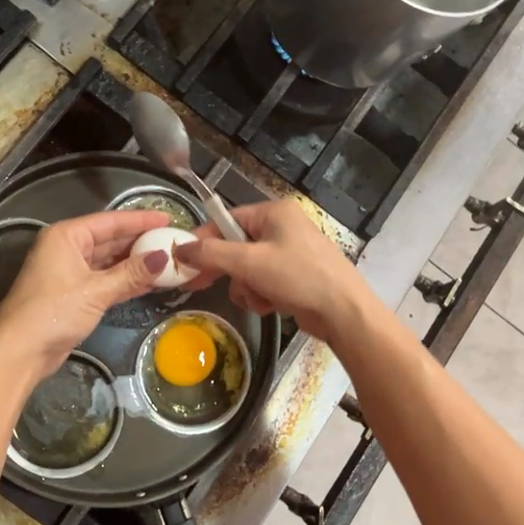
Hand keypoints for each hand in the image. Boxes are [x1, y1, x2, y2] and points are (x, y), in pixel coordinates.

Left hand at [0, 209, 172, 382]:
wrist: (21, 351)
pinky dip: (127, 282)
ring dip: (137, 264)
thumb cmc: (53, 312)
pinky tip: (151, 282)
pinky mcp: (76, 295)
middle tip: (173, 241)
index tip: (168, 218)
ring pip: (110, 262)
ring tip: (169, 261)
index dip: (141, 219)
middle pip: (111, 240)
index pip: (110, 221)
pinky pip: (107, 281)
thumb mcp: (96, 290)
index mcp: (67, 236)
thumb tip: (164, 257)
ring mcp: (71, 272)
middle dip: (141, 242)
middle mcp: (68, 249)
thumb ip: (131, 273)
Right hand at [174, 201, 369, 341]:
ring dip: (247, 286)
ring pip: (248, 268)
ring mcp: (291, 252)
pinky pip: (264, 281)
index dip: (203, 240)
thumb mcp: (249, 263)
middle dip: (227, 269)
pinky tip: (271, 305)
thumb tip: (179, 248)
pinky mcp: (296, 276)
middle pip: (236, 245)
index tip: (183, 261)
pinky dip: (262, 294)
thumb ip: (211, 253)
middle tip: (200, 286)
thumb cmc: (298, 277)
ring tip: (258, 298)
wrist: (344, 312)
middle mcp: (283, 227)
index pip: (227, 220)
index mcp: (274, 212)